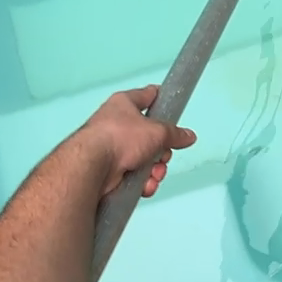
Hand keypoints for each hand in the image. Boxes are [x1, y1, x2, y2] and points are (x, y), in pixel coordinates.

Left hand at [76, 85, 196, 198]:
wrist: (92, 167)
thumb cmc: (122, 137)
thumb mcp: (157, 131)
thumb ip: (175, 134)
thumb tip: (189, 136)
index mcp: (124, 104)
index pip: (147, 95)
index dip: (161, 99)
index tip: (172, 106)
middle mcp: (116, 123)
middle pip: (150, 136)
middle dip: (161, 151)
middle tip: (163, 158)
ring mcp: (112, 148)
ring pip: (144, 158)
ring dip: (154, 170)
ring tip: (153, 175)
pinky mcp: (110, 170)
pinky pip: (134, 175)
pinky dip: (142, 182)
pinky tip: (144, 186)